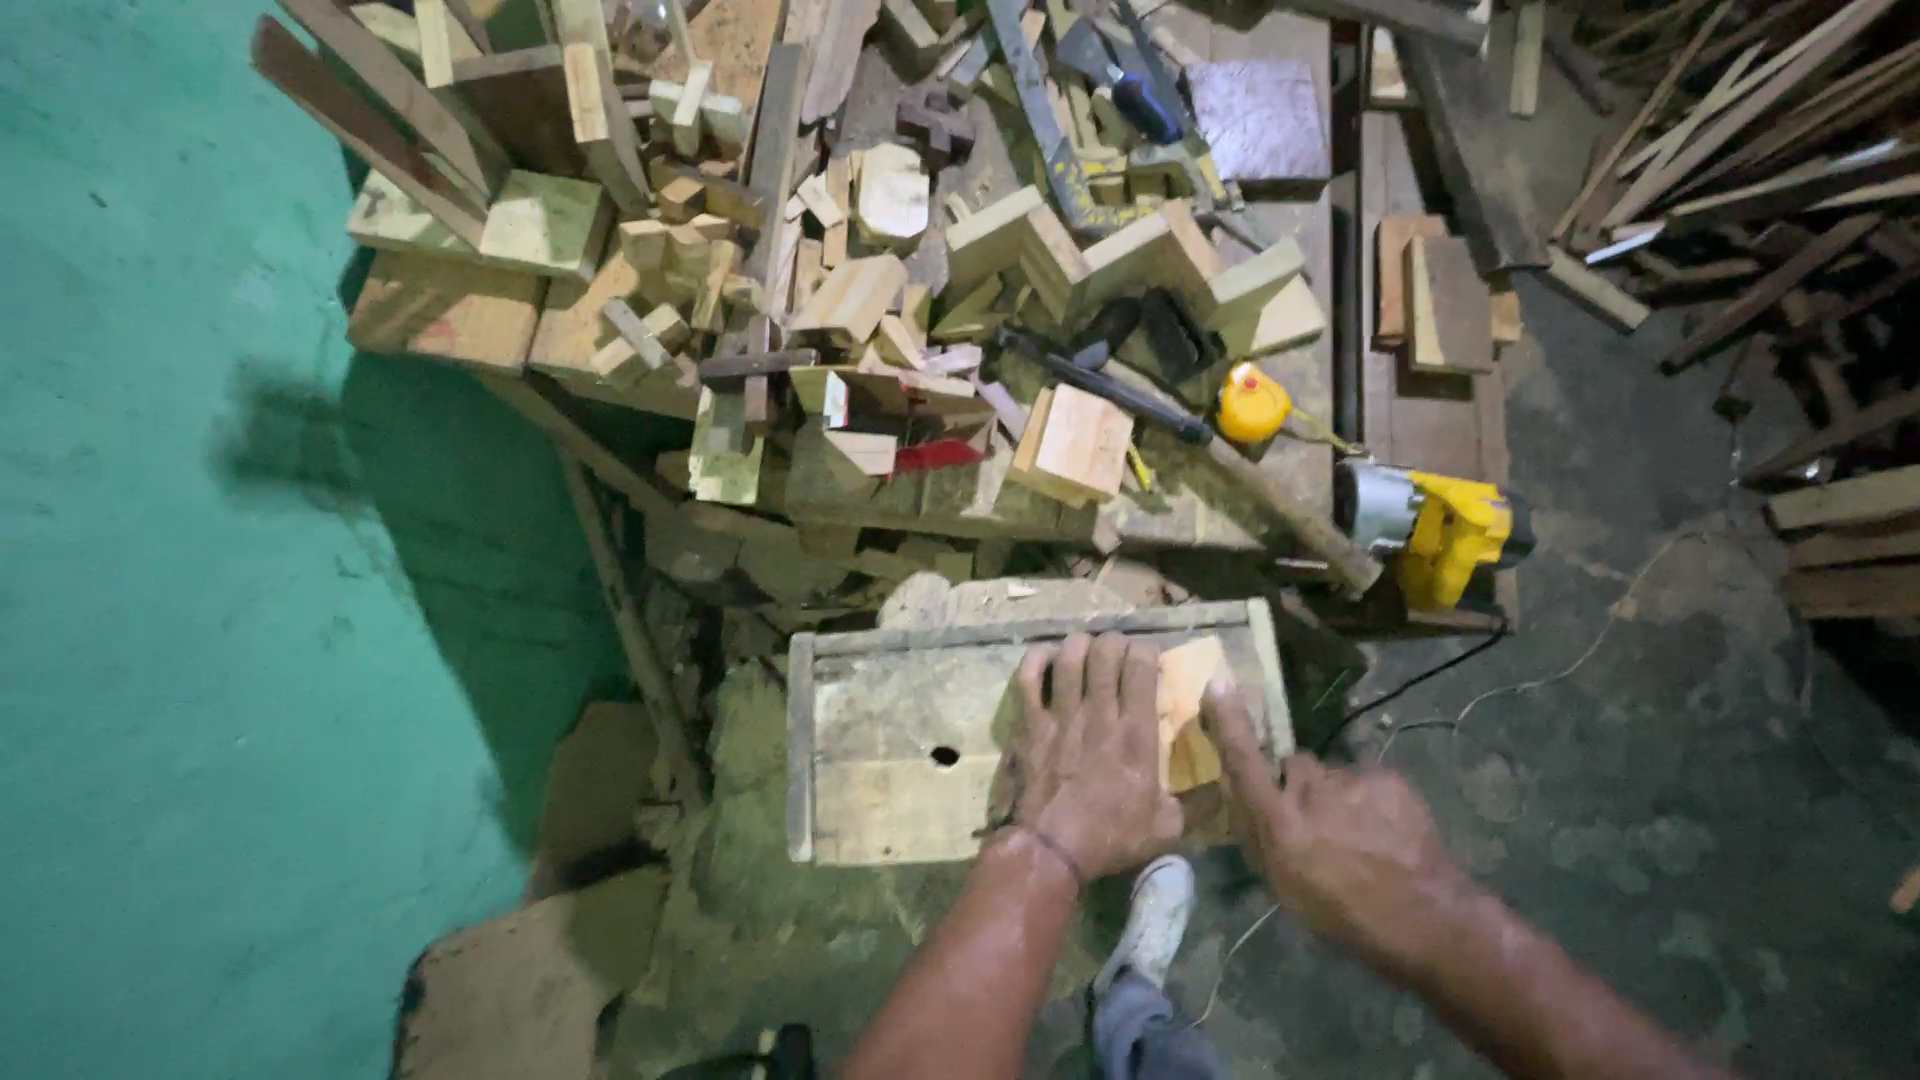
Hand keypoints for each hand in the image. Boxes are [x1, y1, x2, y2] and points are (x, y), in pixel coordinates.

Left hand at [1007, 632, 1183, 881]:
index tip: (1148, 656)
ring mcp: (1061, 715)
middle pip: (1105, 652)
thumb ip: (1196, 802)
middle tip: (1118, 650)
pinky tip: (1049, 657)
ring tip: (1087, 648)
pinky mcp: (1031, 723)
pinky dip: (1037, 659)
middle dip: (1115, 642)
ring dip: (1080, 644)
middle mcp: (1099, 713)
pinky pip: (1029, 678)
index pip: (1141, 668)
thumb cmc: (1111, 837)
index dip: (1146, 650)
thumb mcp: (1167, 827)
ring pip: (1070, 657)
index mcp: (1136, 733)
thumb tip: (1222, 787)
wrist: (1053, 849)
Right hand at [1203, 674, 1475, 967]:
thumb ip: (1260, 838)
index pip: (1243, 759)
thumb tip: (1241, 806)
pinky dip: (1368, 798)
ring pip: (1331, 774)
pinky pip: (1365, 779)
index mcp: (1280, 821)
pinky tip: (1384, 830)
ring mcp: (1352, 779)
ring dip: (1336, 795)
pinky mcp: (1386, 777)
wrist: (1428, 920)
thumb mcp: (1284, 887)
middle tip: (1315, 818)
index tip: (1219, 683)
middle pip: (1292, 765)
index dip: (1229, 720)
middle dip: (1296, 782)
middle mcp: (1311, 790)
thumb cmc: (1345, 914)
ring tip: (1359, 833)